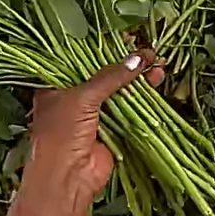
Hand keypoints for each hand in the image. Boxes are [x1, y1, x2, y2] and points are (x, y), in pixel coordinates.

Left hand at [20, 49, 163, 208]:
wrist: (68, 178)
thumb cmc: (61, 134)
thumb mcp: (82, 97)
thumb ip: (110, 76)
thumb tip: (137, 58)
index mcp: (56, 86)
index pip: (82, 59)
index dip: (103, 47)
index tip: (126, 37)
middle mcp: (75, 98)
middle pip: (105, 74)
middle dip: (126, 63)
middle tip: (148, 50)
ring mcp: (95, 114)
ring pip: (120, 90)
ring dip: (138, 78)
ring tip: (157, 63)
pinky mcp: (113, 128)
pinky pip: (131, 108)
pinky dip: (144, 96)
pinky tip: (156, 81)